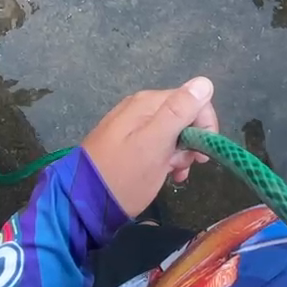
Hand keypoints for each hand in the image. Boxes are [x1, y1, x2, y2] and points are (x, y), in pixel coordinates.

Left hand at [80, 77, 217, 217]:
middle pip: (183, 116)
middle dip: (192, 141)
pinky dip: (167, 158)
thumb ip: (179, 111)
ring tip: (175, 175)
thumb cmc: (124, 175)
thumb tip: (205, 82)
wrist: (82, 204)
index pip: (193, 101)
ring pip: (173, 132)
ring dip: (181, 153)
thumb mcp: (155, 144)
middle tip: (186, 166)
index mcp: (148, 103)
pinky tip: (166, 175)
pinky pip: (157, 144)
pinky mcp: (127, 143)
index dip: (205, 126)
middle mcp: (140, 108)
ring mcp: (132, 125)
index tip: (203, 154)